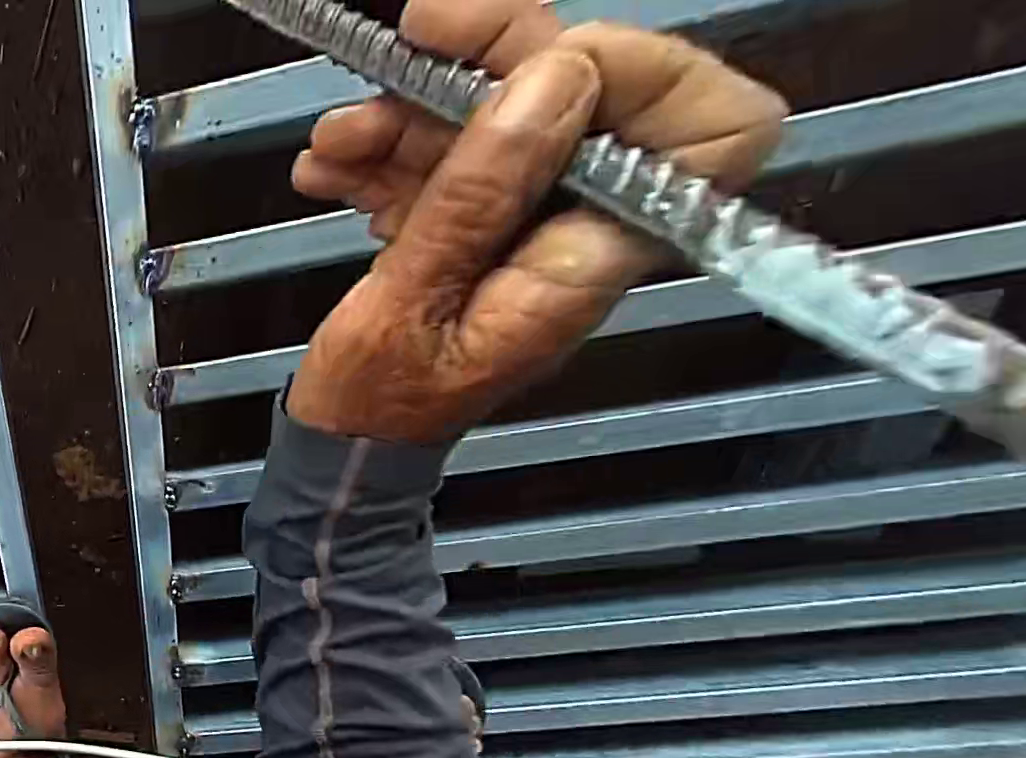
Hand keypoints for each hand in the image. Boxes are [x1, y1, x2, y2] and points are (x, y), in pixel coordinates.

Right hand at [286, 0, 787, 442]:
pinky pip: (442, 170)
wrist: (339, 448)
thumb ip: (472, 205)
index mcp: (577, 267)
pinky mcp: (462, 238)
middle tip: (411, 34)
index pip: (701, 134)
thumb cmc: (367, 405)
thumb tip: (554, 79)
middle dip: (492, 59)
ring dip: (406, 117)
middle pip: (580, 103)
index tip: (532, 64)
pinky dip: (382, 161)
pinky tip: (324, 172)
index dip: (638, 72)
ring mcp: (510, 236)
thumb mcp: (404, 309)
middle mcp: (563, 237)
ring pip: (494, 128)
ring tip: (328, 143)